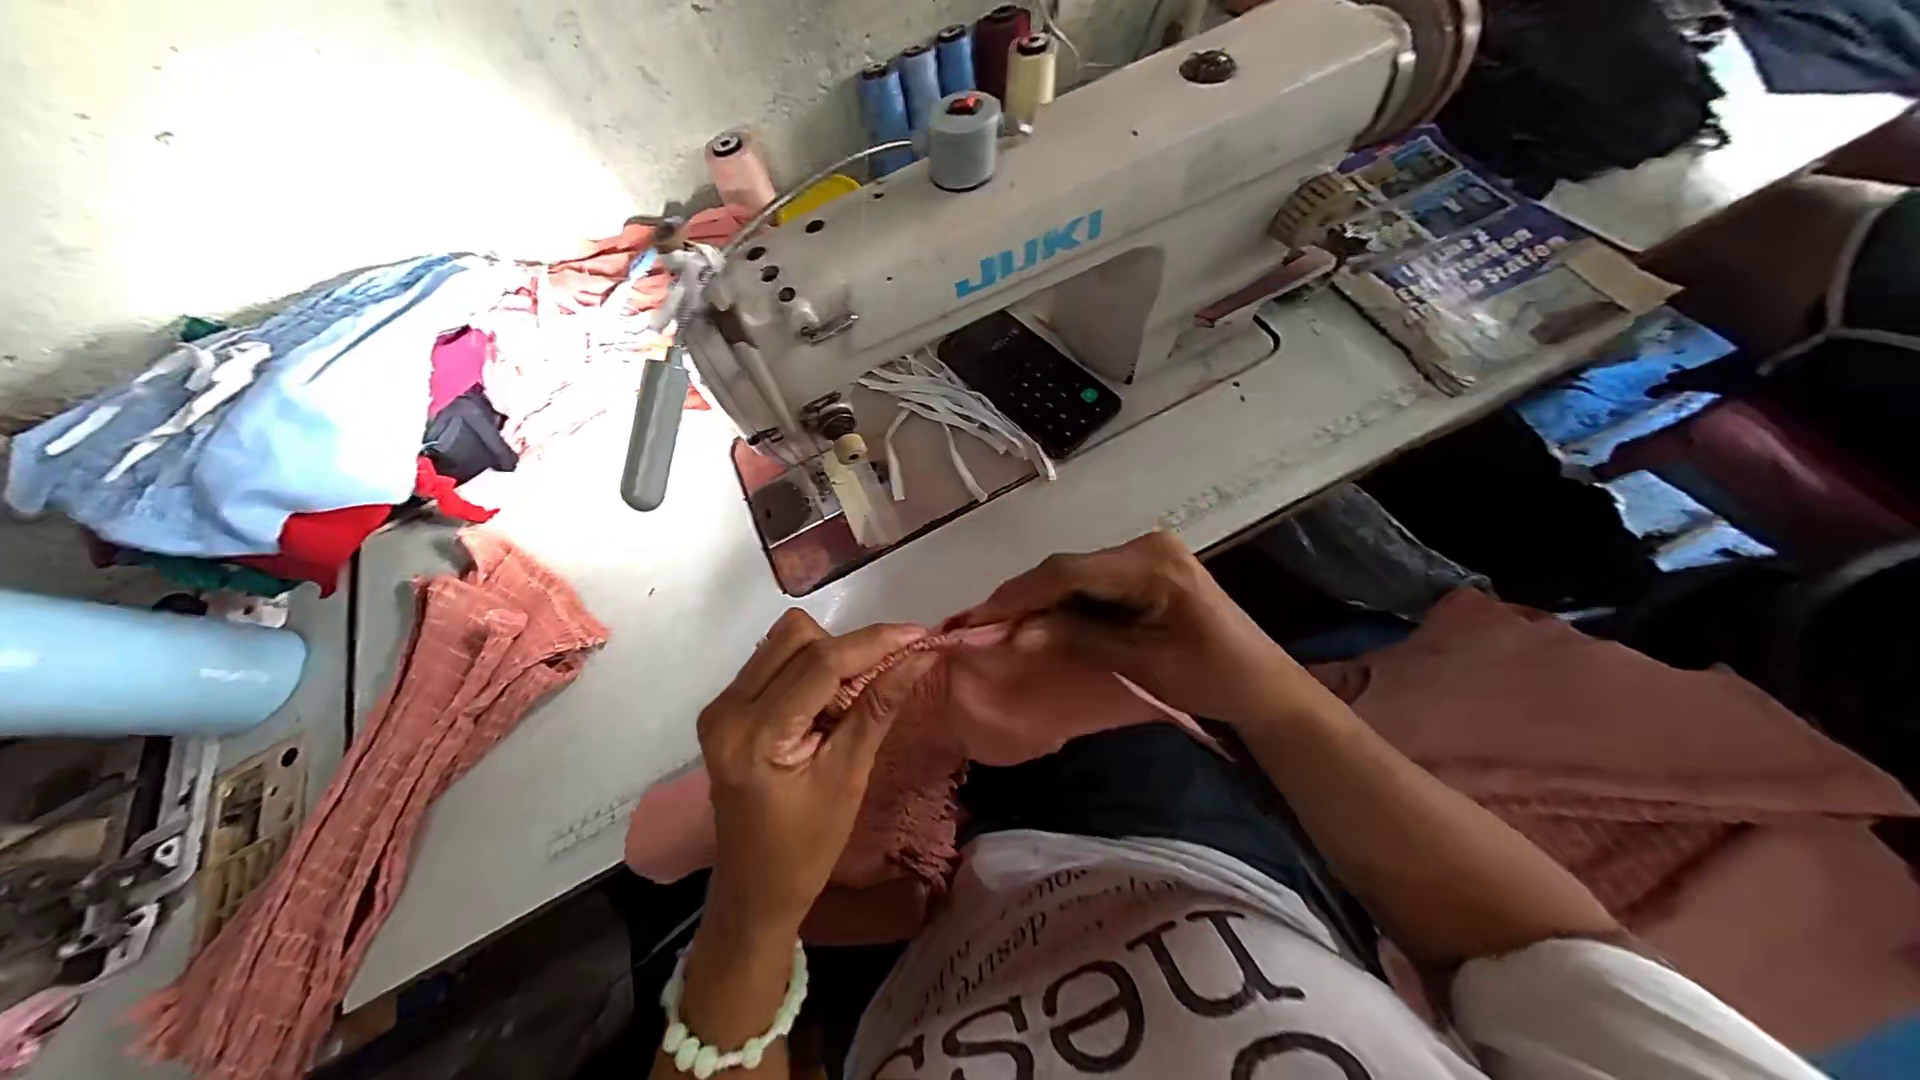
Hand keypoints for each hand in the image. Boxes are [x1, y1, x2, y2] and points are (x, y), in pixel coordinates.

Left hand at [697, 609, 933, 933]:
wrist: (754, 889)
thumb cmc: (807, 847)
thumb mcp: (849, 777)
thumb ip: (879, 708)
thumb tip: (919, 658)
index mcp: (756, 734)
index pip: (821, 663)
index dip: (874, 642)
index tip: (919, 635)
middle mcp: (726, 709)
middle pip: (797, 637)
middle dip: (849, 648)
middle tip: (881, 679)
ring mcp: (720, 706)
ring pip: (784, 641)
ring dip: (828, 655)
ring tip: (849, 699)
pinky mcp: (724, 708)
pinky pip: (773, 660)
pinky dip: (809, 668)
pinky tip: (824, 704)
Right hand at [952, 532, 1324, 728]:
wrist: (1263, 685)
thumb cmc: (1212, 678)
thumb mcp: (1142, 663)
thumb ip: (1078, 640)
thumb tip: (1016, 634)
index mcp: (1153, 563)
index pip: (1069, 571)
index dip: (1020, 595)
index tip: (980, 619)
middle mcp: (1146, 545)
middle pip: (1068, 568)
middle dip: (1025, 598)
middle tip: (984, 626)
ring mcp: (1147, 554)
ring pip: (1075, 575)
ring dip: (1041, 601)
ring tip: (1003, 626)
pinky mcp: (1144, 569)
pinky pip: (1092, 583)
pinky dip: (1065, 604)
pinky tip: (1042, 621)